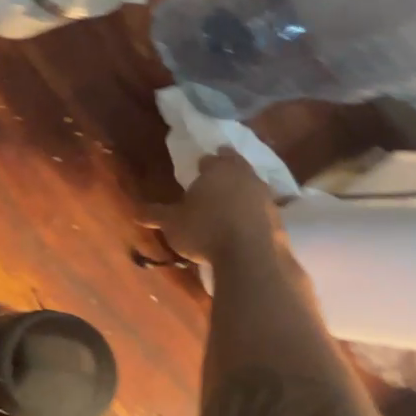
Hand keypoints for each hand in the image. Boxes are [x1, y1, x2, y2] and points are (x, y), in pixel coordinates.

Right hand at [148, 150, 283, 263]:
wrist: (252, 257)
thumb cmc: (204, 230)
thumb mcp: (171, 223)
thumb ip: (155, 214)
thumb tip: (135, 211)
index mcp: (218, 170)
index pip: (211, 158)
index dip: (203, 163)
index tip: (197, 169)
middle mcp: (245, 177)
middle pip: (237, 166)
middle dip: (226, 170)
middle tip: (214, 177)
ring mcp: (267, 196)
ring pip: (252, 185)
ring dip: (241, 190)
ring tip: (227, 201)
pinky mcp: (279, 217)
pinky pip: (261, 206)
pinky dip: (251, 210)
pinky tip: (240, 221)